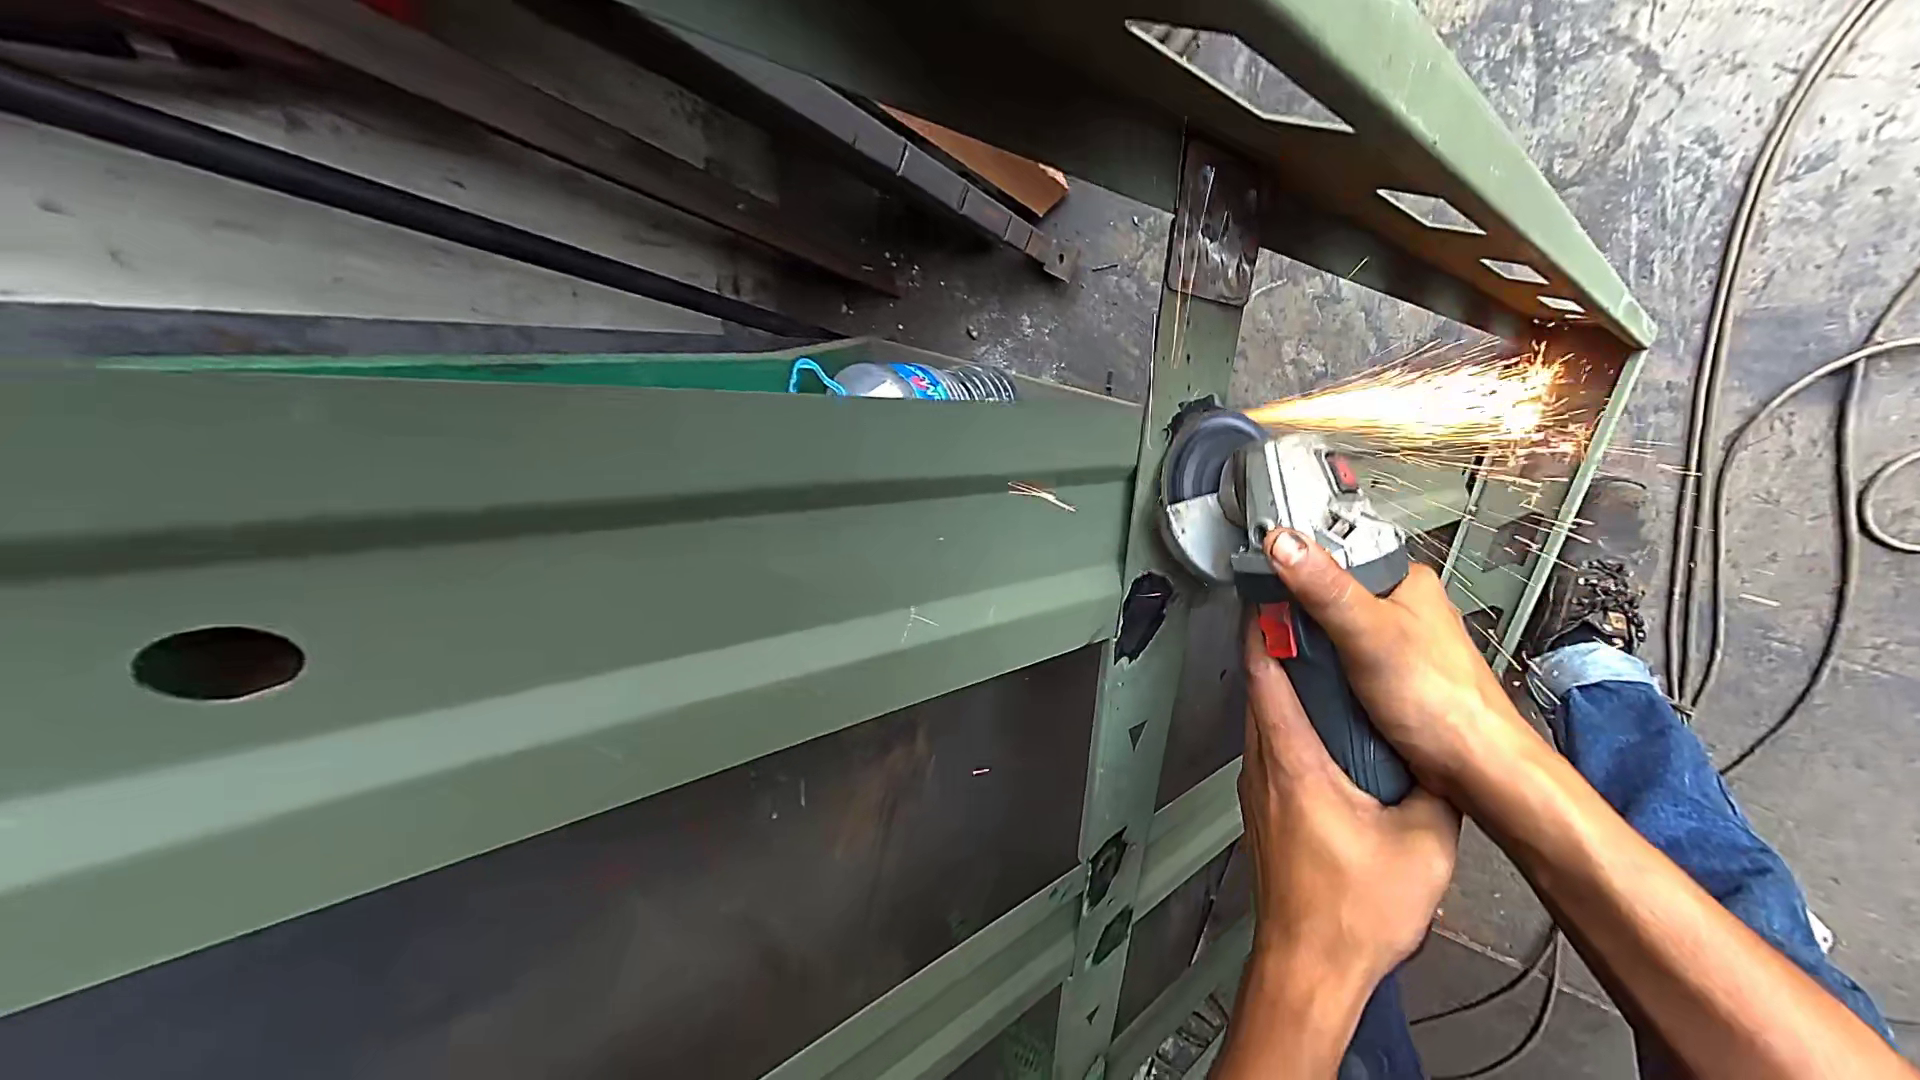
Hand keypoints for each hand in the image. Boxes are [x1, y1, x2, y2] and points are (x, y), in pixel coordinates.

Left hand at [1237, 612, 1459, 988]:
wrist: (1311, 960)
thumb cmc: (1355, 910)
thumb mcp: (1423, 846)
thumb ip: (1434, 793)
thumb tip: (1441, 763)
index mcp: (1294, 764)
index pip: (1267, 683)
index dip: (1265, 638)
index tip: (1268, 606)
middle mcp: (1263, 768)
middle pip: (1257, 694)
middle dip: (1272, 654)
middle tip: (1295, 625)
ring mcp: (1255, 789)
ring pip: (1256, 720)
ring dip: (1275, 689)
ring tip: (1305, 666)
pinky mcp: (1259, 808)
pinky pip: (1263, 748)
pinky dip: (1278, 723)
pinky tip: (1308, 729)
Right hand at [1261, 528, 1543, 798]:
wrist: (1475, 771)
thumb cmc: (1447, 705)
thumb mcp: (1368, 633)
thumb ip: (1324, 587)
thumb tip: (1285, 544)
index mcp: (1405, 583)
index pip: (1334, 551)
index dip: (1296, 562)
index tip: (1263, 575)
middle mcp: (1399, 608)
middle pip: (1325, 591)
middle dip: (1296, 610)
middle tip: (1276, 626)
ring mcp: (1390, 642)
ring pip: (1328, 627)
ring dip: (1306, 641)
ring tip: (1292, 653)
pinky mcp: (1382, 673)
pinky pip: (1335, 657)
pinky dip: (1319, 666)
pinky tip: (1314, 677)